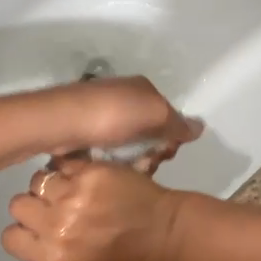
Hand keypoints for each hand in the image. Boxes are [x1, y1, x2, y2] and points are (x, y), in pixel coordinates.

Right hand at [2, 158, 194, 260]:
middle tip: (56, 204)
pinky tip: (87, 176)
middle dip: (34, 203)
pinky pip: (63, 164)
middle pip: (18, 203)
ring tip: (72, 187)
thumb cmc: (129, 258)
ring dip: (51, 183)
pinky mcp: (90, 172)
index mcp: (53, 257)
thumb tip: (33, 226)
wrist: (168, 234)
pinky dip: (71, 169)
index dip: (23, 230)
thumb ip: (52, 247)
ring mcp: (73, 195)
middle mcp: (57, 226)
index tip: (38, 226)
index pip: (10, 238)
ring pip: (38, 179)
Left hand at [46, 76, 202, 156]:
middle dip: (149, 152)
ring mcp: (101, 115)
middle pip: (148, 133)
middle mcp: (123, 98)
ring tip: (122, 172)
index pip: (168, 117)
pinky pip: (107, 151)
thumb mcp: (153, 114)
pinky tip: (105, 171)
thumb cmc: (111, 115)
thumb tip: (200, 127)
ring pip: (127, 145)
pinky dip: (109, 161)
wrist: (59, 122)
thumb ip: (177, 123)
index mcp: (142, 89)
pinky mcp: (84, 131)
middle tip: (142, 166)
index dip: (169, 139)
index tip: (163, 156)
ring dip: (129, 161)